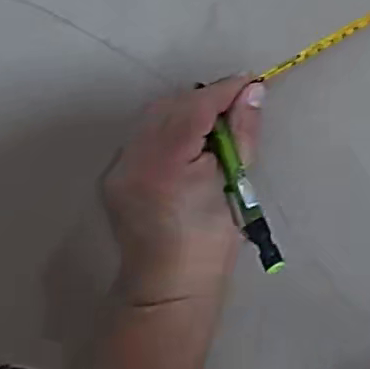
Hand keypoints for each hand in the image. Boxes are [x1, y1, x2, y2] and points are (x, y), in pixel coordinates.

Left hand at [101, 76, 263, 306]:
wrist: (168, 287)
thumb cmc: (211, 240)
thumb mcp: (236, 181)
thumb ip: (243, 131)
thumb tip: (253, 91)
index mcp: (165, 164)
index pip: (196, 107)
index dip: (225, 90)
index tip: (252, 81)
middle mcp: (133, 159)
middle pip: (170, 105)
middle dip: (206, 96)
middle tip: (240, 101)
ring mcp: (118, 167)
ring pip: (155, 115)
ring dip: (188, 108)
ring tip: (219, 119)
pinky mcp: (116, 174)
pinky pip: (145, 132)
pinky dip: (172, 124)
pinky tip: (193, 139)